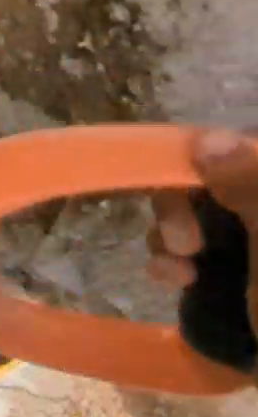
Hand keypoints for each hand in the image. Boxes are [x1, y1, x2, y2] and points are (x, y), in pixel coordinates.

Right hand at [149, 128, 257, 374]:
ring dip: (170, 234)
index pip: (245, 151)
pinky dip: (176, 257)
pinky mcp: (241, 270)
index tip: (167, 174)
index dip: (204, 155)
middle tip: (180, 240)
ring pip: (199, 213)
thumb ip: (253, 190)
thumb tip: (209, 138)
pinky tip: (172, 278)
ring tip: (173, 268)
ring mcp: (255, 243)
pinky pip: (197, 244)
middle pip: (215, 181)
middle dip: (179, 205)